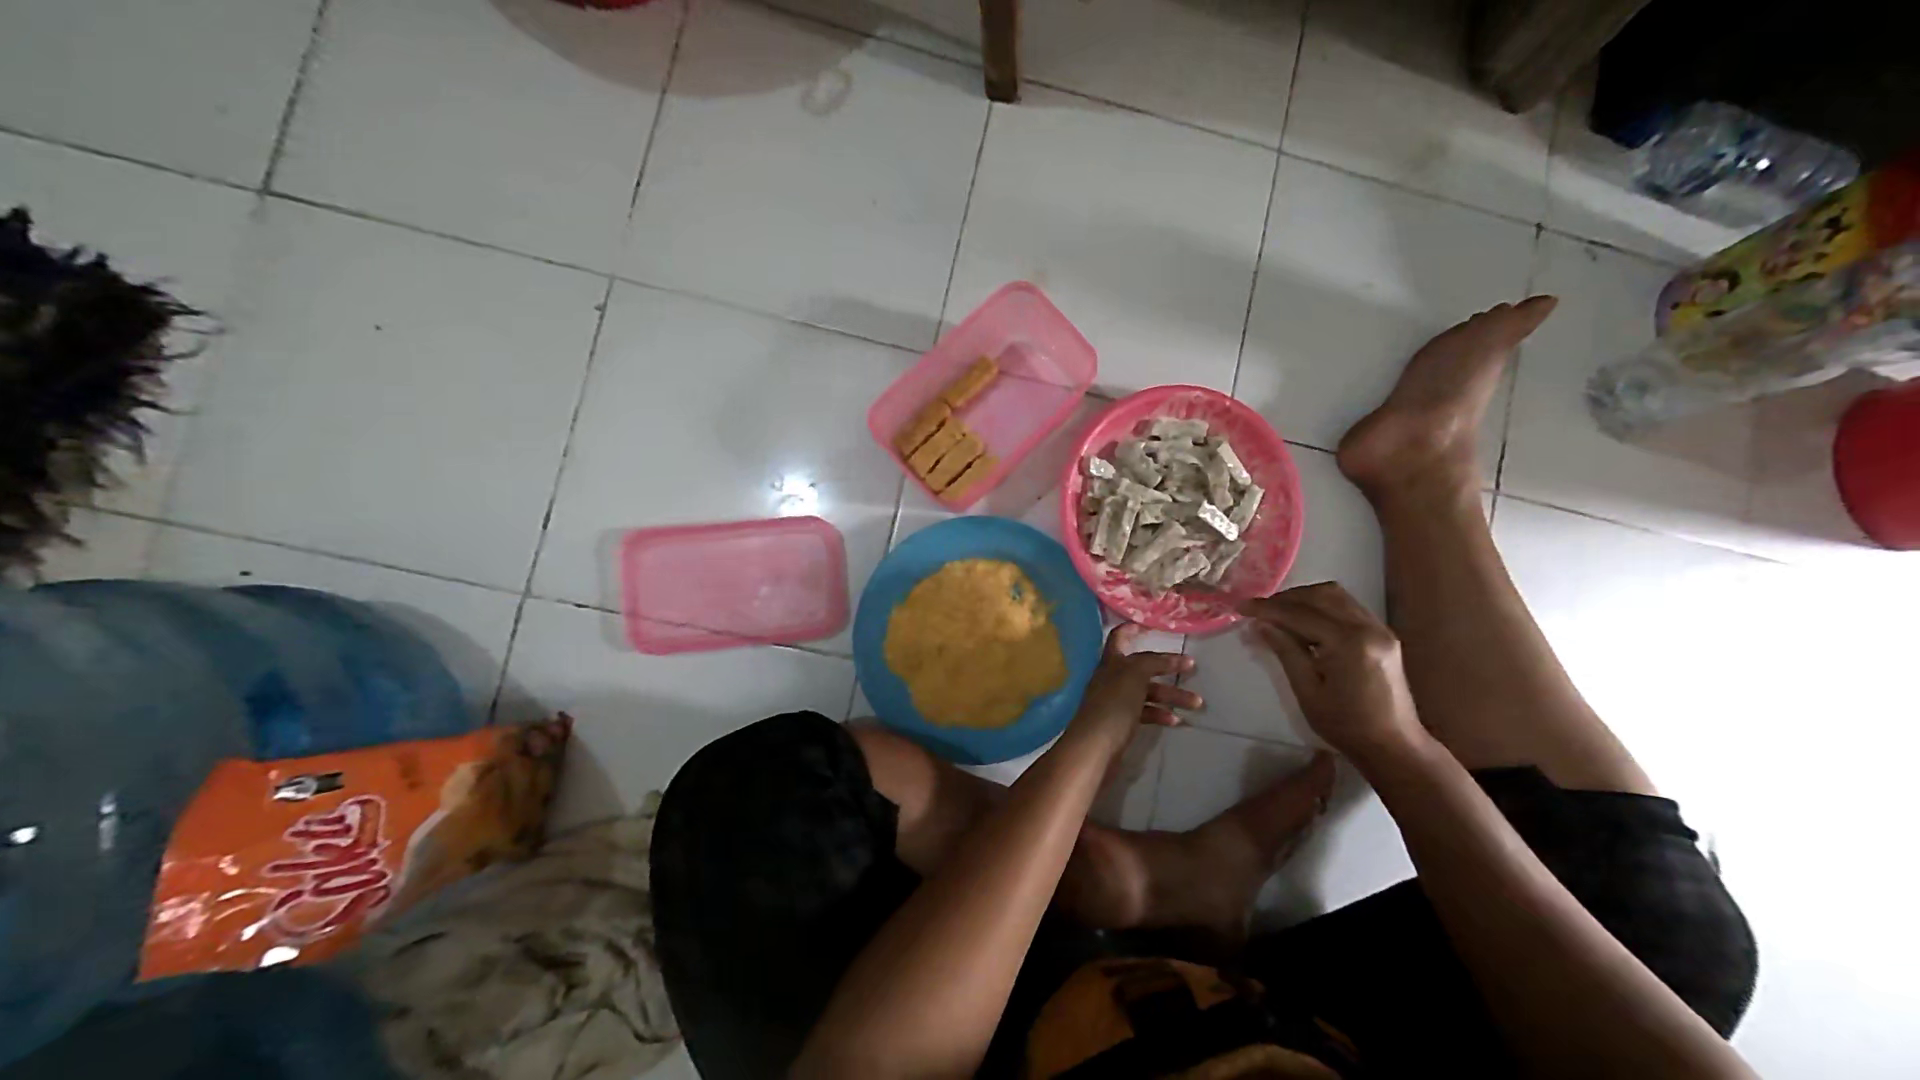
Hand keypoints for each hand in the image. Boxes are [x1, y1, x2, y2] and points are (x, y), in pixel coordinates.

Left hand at [1067, 624, 1198, 753]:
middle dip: (1167, 667)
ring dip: (1171, 695)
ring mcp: (1115, 701)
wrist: (1095, 748)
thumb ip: (1150, 662)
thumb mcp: (1134, 675)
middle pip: (1141, 667)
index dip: (1132, 629)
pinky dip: (1160, 715)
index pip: (1119, 637)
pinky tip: (1176, 721)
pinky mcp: (1120, 723)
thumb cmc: (1113, 706)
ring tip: (1197, 703)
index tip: (1152, 625)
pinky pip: (1143, 713)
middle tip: (1193, 668)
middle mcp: (1111, 678)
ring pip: (1146, 692)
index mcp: (1110, 662)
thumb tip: (1166, 658)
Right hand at [1239, 582, 1425, 760]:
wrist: (1394, 746)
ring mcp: (1380, 629)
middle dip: (1286, 598)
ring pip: (1337, 596)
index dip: (1267, 608)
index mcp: (1349, 643)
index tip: (1241, 607)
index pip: (1301, 614)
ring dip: (1304, 599)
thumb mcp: (1307, 691)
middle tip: (1259, 610)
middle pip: (1322, 595)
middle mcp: (1368, 628)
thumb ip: (1285, 651)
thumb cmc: (1346, 725)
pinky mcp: (1383, 635)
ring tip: (1279, 614)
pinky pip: (1348, 607)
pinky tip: (1305, 622)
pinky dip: (1323, 607)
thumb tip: (1260, 624)